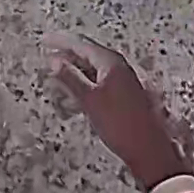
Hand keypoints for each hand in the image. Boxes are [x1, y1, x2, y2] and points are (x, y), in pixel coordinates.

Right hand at [49, 36, 186, 188]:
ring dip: (73, 72)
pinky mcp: (124, 95)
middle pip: (87, 54)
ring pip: (92, 69)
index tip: (44, 40)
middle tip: (47, 56)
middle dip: (66, 55)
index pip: (81, 43)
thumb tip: (54, 60)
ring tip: (56, 76)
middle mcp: (118, 67)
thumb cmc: (120, 124)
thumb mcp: (89, 99)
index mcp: (111, 62)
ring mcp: (123, 81)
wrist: (149, 152)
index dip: (60, 41)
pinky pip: (98, 82)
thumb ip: (70, 77)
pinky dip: (84, 84)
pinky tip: (74, 94)